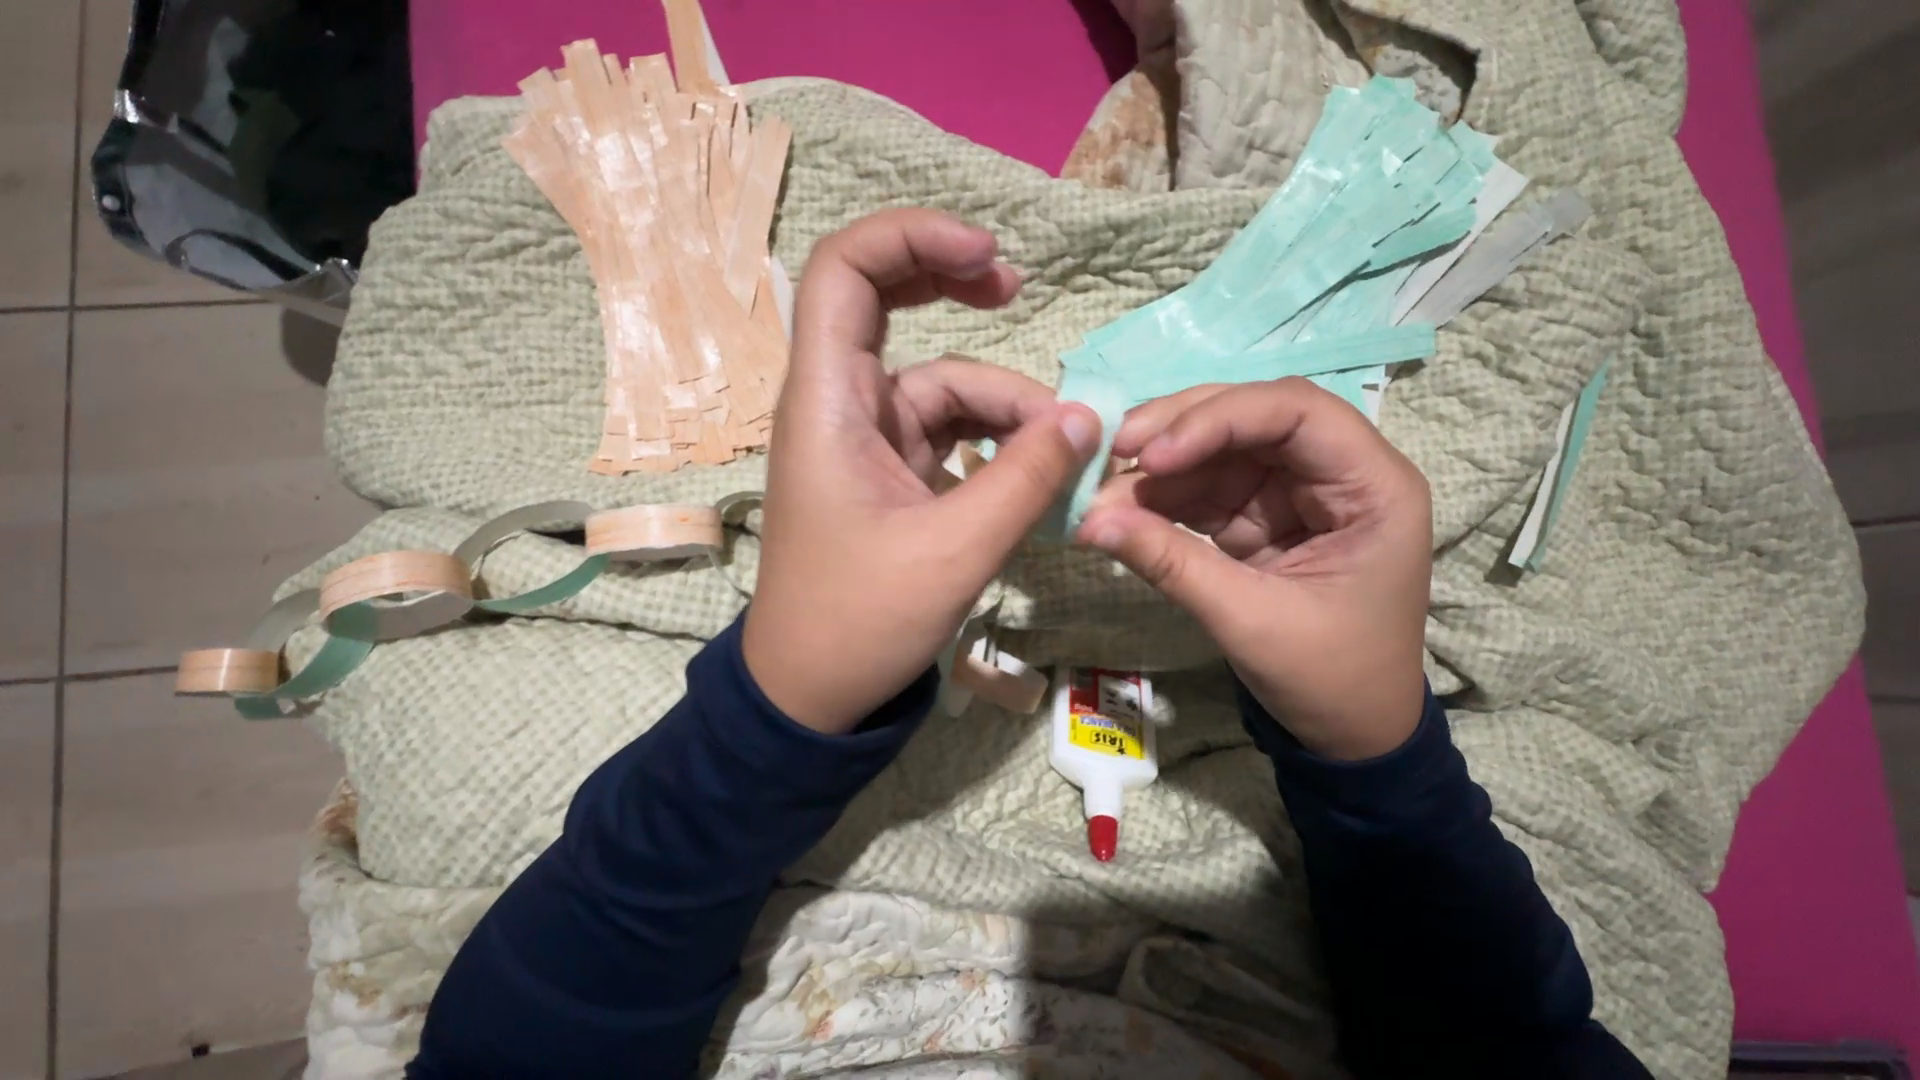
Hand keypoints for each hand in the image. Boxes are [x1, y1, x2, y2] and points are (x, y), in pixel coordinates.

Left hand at [743, 210, 1101, 733]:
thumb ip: (1026, 479)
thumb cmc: (860, 622)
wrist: (813, 693)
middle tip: (1017, 288)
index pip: (845, 272)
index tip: (988, 255)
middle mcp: (842, 404)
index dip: (912, 238)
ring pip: (942, 383)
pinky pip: (951, 431)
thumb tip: (1090, 418)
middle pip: (885, 301)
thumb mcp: (955, 552)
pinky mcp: (891, 473)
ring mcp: (868, 438)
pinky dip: (997, 441)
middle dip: (953, 284)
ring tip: (1066, 444)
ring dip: (1004, 402)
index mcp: (828, 402)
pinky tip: (1038, 468)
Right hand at [1077, 378, 1431, 759]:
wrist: (1348, 732)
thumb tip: (1089, 521)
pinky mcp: (1258, 515)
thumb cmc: (1328, 677)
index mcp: (1372, 486)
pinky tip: (1119, 510)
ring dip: (1158, 464)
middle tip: (1113, 452)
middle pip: (1251, 415)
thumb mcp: (1251, 621)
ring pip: (1218, 446)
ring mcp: (1293, 491)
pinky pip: (1203, 487)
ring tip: (1101, 491)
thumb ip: (1173, 564)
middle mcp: (1335, 472)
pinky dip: (1159, 496)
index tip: (1152, 455)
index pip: (1295, 411)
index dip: (1219, 418)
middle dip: (1179, 429)